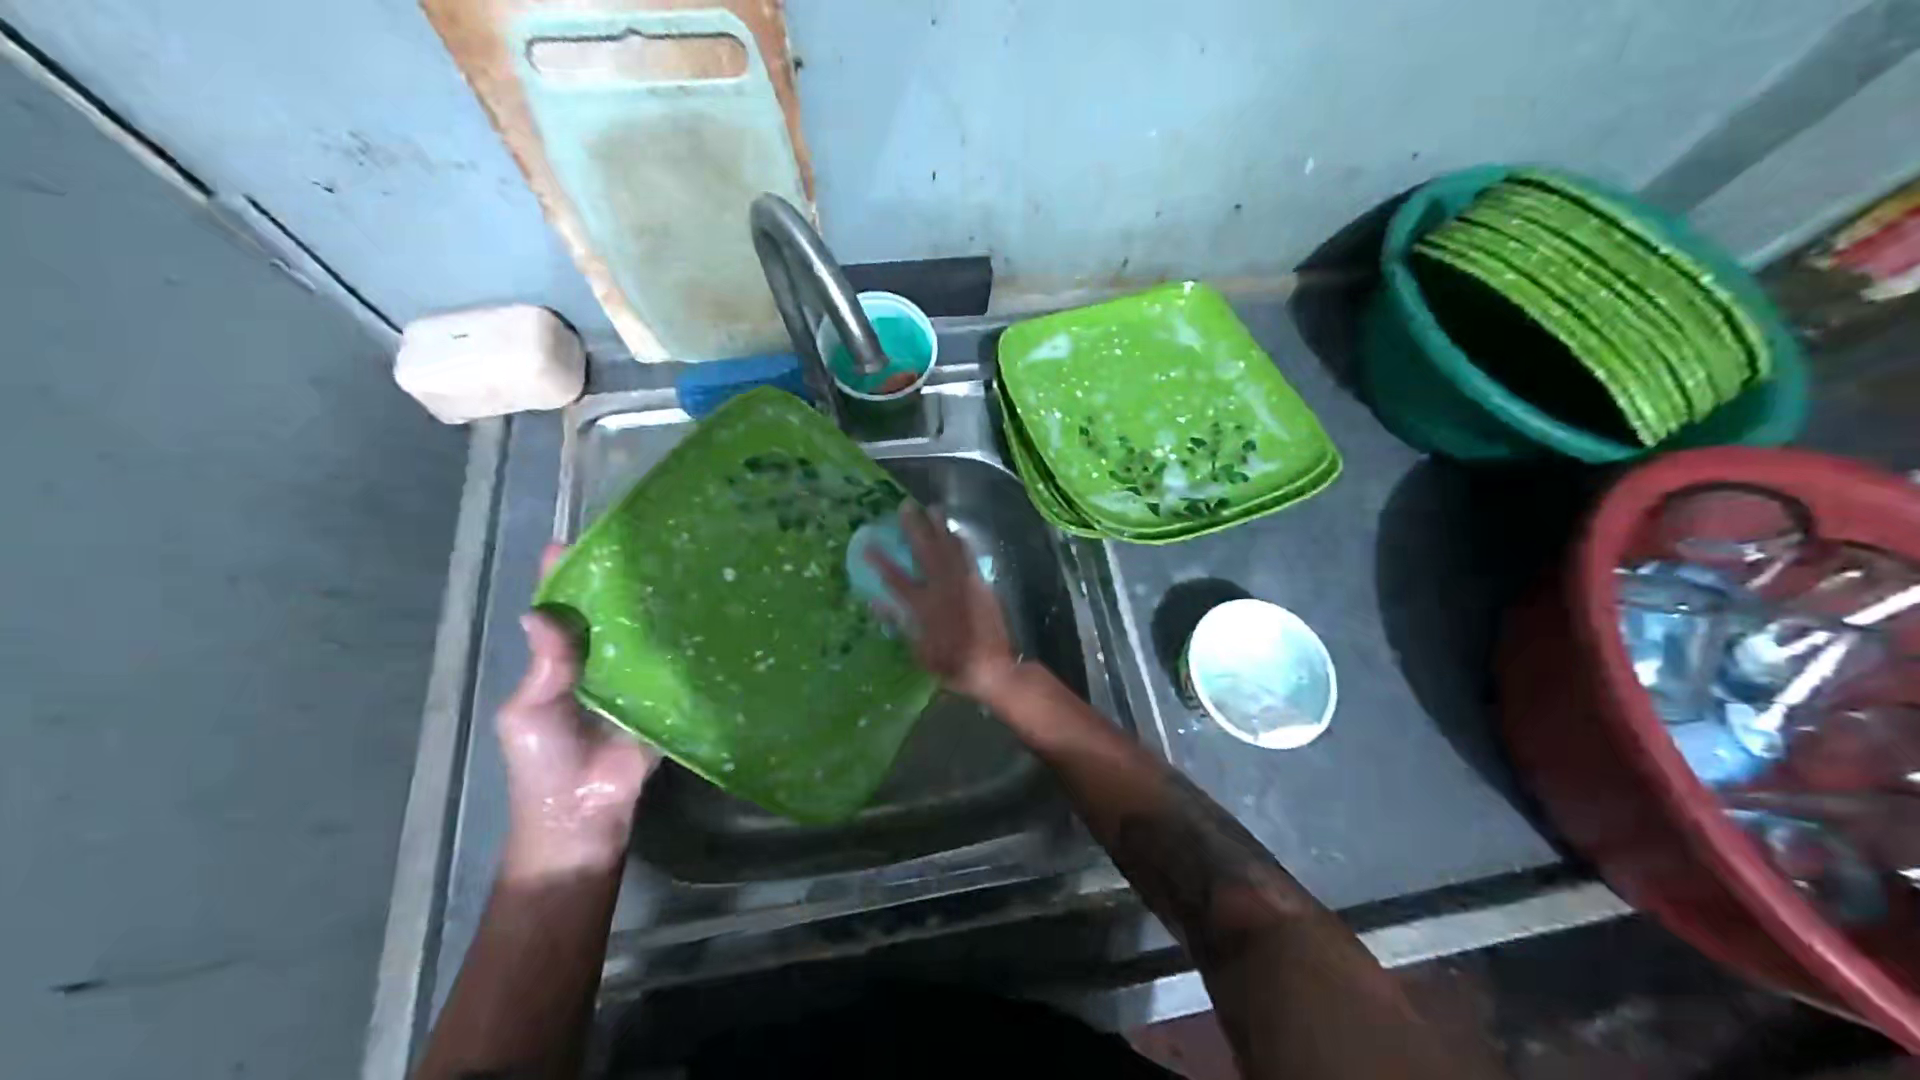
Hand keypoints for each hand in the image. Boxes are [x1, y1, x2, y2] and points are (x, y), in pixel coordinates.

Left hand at [497, 544, 658, 880]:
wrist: (584, 812)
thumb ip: (543, 667)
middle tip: (649, 544)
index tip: (576, 541)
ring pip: (644, 635)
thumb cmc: (543, 762)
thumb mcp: (529, 711)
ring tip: (683, 569)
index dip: (563, 577)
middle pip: (609, 614)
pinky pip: (674, 666)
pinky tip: (707, 616)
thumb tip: (537, 613)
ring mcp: (635, 678)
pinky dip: (685, 644)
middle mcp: (600, 660)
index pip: (560, 610)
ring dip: (657, 609)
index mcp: (561, 660)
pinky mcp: (666, 696)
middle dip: (621, 584)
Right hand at [866, 502, 1019, 700]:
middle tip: (905, 506)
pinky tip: (956, 531)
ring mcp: (964, 583)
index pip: (896, 578)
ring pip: (949, 549)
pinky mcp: (980, 585)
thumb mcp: (918, 650)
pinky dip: (961, 542)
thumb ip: (899, 623)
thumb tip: (875, 603)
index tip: (868, 543)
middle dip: (914, 528)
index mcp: (923, 605)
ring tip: (932, 508)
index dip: (880, 561)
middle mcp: (943, 588)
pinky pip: (969, 557)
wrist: (992, 666)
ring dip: (940, 528)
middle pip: (925, 552)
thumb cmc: (951, 663)